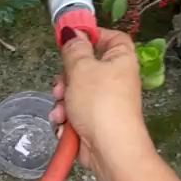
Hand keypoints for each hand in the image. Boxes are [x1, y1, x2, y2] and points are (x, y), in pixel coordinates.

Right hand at [49, 28, 150, 175]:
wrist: (109, 147)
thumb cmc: (100, 103)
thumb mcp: (81, 69)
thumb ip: (74, 49)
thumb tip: (72, 32)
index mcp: (120, 59)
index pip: (110, 37)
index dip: (92, 36)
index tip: (71, 41)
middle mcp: (115, 78)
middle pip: (84, 67)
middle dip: (66, 78)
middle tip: (60, 86)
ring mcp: (104, 101)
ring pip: (74, 92)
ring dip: (62, 101)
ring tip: (61, 112)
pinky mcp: (94, 120)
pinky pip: (74, 112)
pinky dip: (66, 117)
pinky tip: (63, 124)